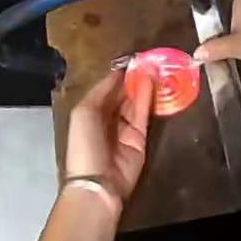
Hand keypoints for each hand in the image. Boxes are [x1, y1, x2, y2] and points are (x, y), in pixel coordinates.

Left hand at [62, 68, 152, 216]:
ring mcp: (125, 127)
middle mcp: (108, 117)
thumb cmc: (84, 144)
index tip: (134, 57)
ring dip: (144, 83)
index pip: (108, 87)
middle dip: (135, 76)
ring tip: (156, 65)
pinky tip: (154, 81)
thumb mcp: (84, 112)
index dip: (120, 72)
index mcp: (91, 111)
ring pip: (136, 100)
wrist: (98, 183)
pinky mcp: (140, 136)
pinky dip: (149, 97)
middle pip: (124, 92)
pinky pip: (145, 113)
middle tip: (150, 58)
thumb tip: (119, 71)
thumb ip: (103, 90)